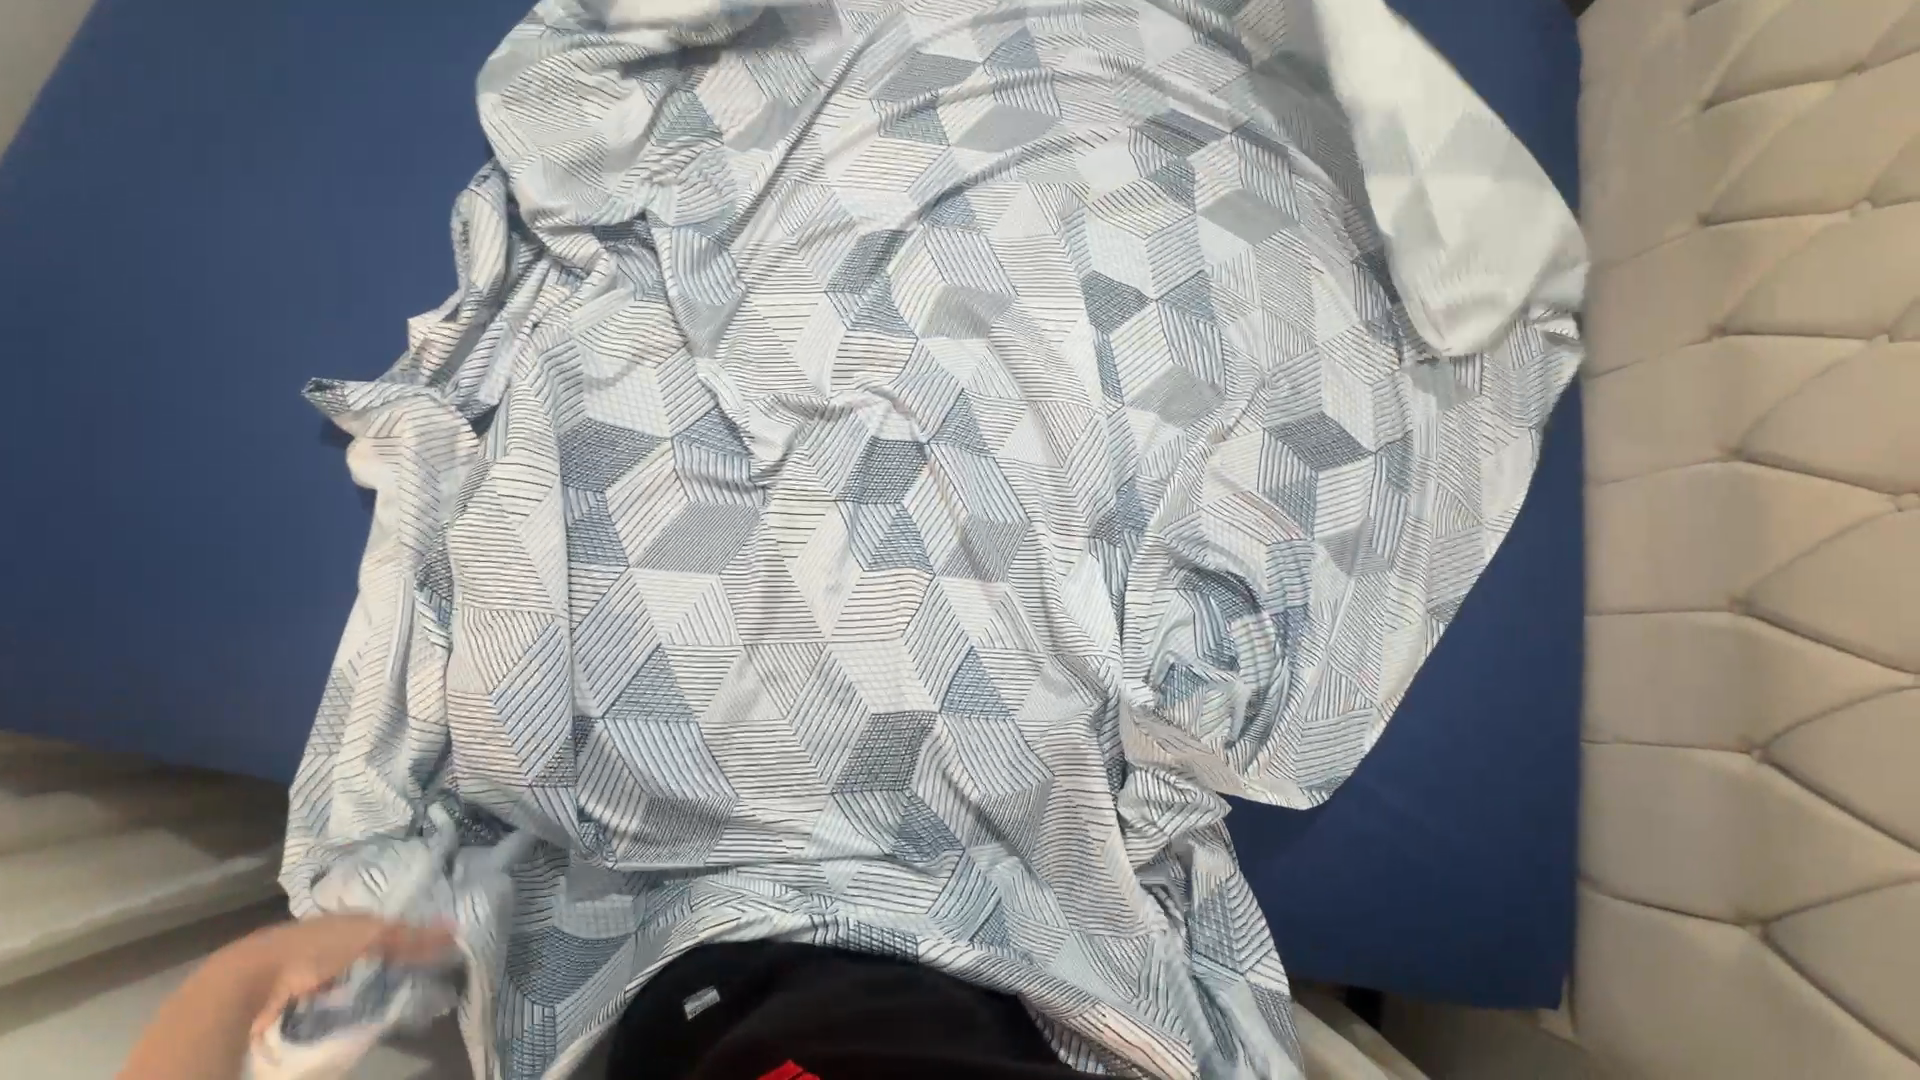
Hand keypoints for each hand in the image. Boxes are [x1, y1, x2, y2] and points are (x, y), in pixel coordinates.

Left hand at [241, 915, 455, 1038]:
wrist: (247, 982)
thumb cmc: (315, 949)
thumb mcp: (372, 937)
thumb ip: (411, 937)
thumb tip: (456, 929)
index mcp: (344, 917)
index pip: (379, 923)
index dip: (400, 934)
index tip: (419, 950)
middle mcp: (322, 935)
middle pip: (356, 946)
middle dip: (375, 958)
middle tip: (400, 976)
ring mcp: (298, 964)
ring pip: (335, 971)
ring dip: (351, 982)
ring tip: (374, 998)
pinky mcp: (281, 992)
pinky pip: (315, 995)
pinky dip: (329, 1001)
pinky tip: (340, 1010)